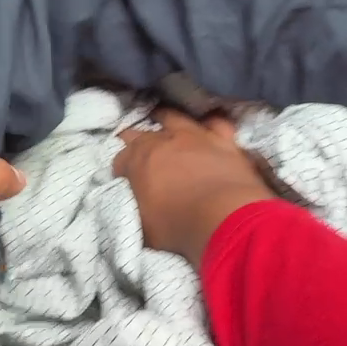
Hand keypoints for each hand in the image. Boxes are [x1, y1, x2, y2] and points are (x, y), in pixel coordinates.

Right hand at [113, 109, 273, 268]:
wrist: (226, 217)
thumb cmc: (179, 226)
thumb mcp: (143, 227)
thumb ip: (135, 209)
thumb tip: (132, 206)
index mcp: (139, 160)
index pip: (121, 159)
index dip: (120, 169)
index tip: (123, 180)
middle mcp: (163, 140)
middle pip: (142, 134)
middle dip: (134, 141)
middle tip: (136, 152)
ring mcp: (195, 136)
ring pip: (175, 118)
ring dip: (165, 120)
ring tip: (163, 122)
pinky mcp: (223, 139)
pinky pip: (215, 123)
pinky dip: (209, 125)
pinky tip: (208, 128)